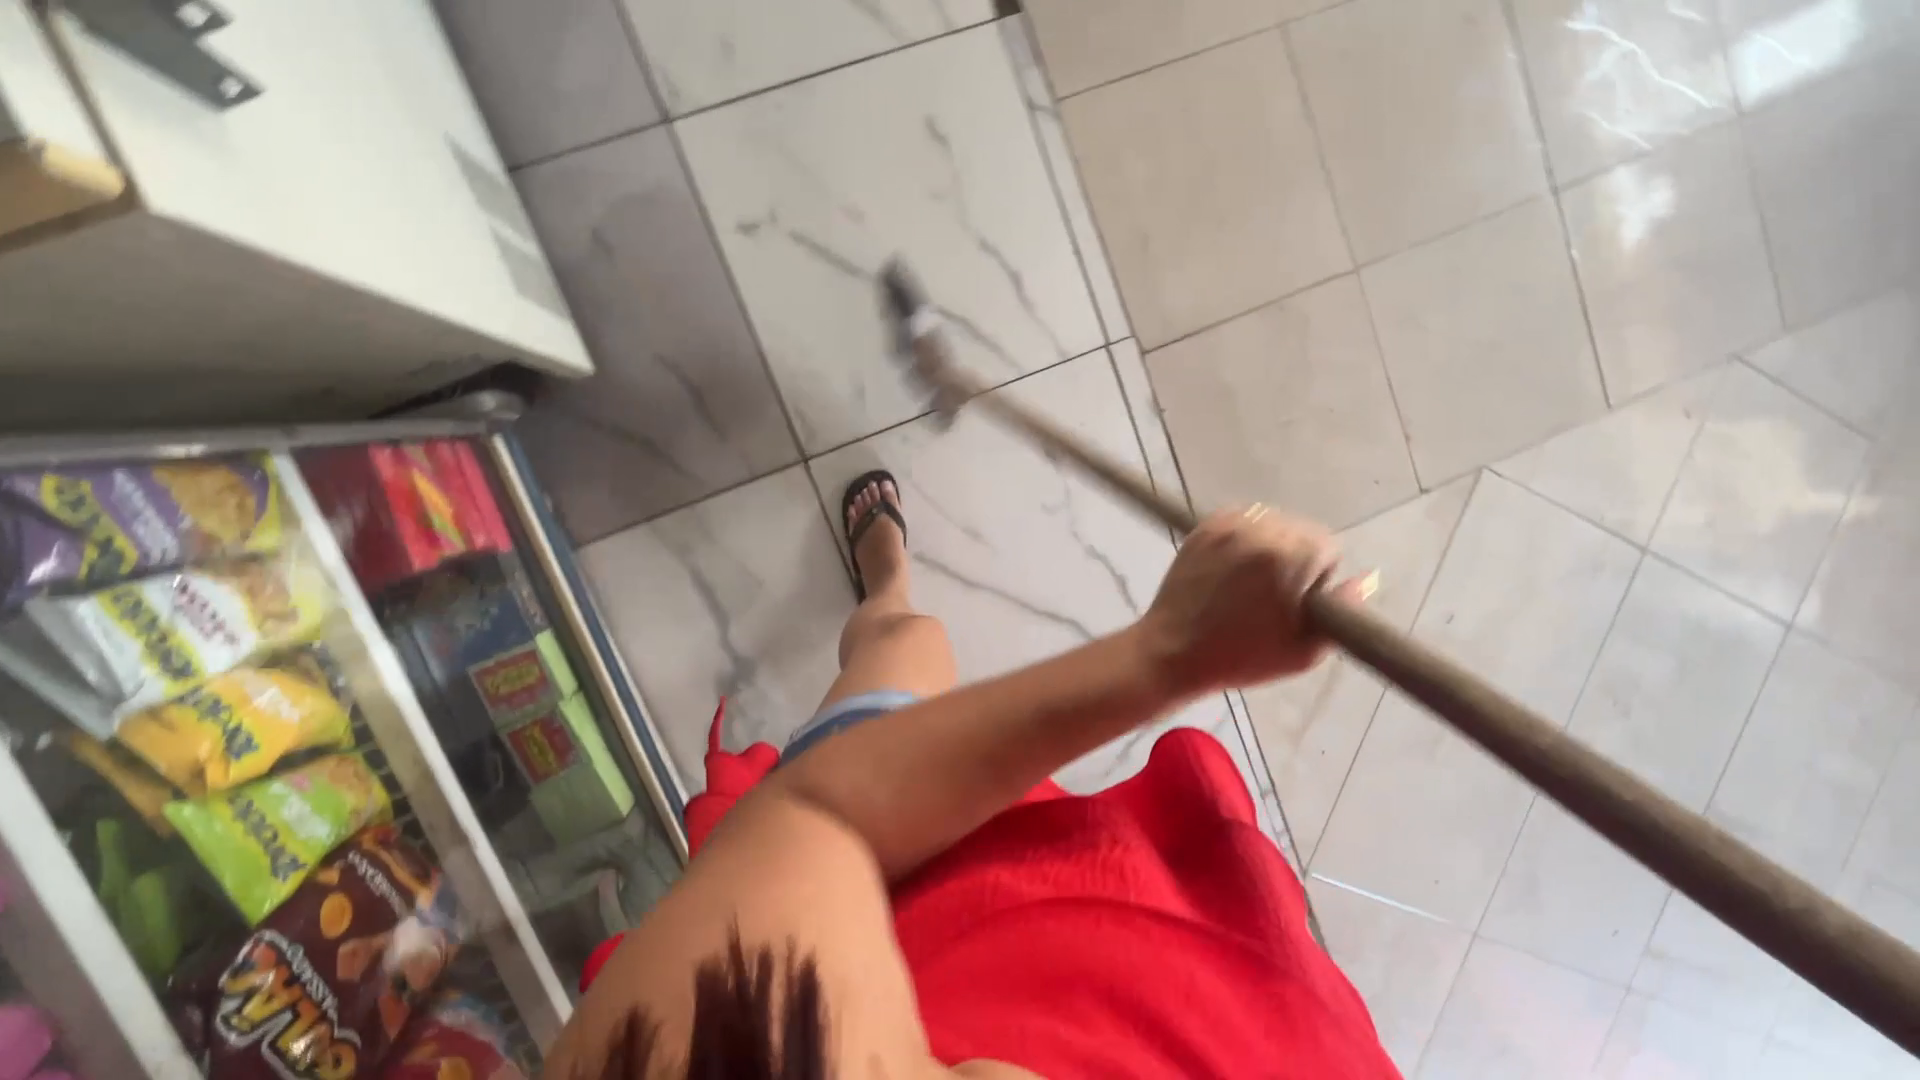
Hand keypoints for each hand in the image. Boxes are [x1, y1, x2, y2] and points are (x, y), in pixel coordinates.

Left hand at [1136, 504, 1367, 698]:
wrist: (1173, 651)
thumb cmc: (1242, 657)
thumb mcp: (1304, 650)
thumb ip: (1343, 611)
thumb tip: (1367, 579)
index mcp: (1289, 555)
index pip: (1328, 546)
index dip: (1319, 576)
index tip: (1296, 603)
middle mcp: (1259, 530)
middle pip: (1300, 530)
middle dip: (1297, 557)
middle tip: (1273, 595)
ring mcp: (1226, 526)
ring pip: (1270, 522)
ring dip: (1271, 545)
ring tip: (1252, 582)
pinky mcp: (1202, 528)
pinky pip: (1240, 521)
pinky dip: (1244, 539)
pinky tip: (1234, 568)